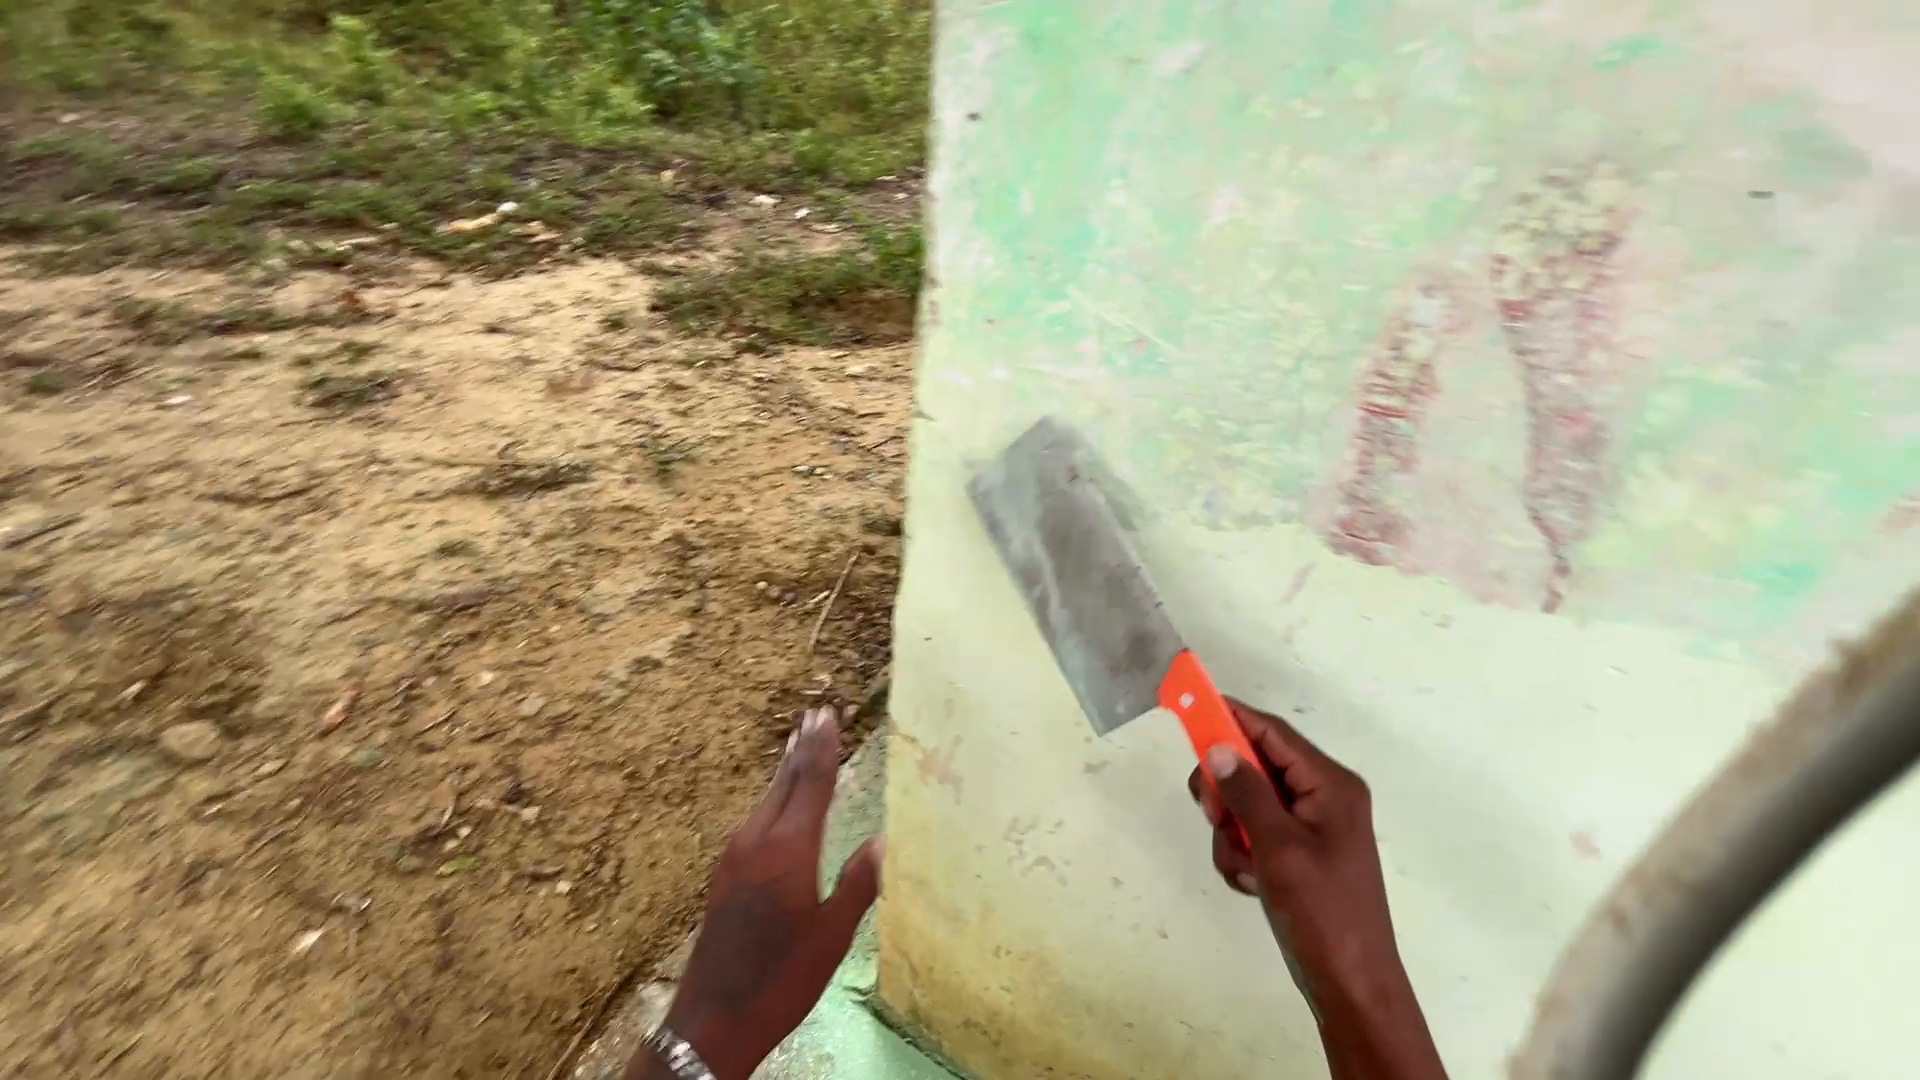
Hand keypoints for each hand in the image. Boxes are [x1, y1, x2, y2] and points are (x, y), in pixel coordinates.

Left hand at [628, 706, 882, 1079]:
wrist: (712, 1020)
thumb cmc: (782, 977)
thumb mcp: (832, 936)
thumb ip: (858, 883)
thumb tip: (884, 840)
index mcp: (789, 849)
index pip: (811, 783)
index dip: (823, 748)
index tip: (829, 715)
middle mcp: (758, 840)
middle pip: (785, 781)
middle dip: (803, 746)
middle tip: (816, 713)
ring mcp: (736, 855)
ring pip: (767, 797)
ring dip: (786, 767)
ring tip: (797, 739)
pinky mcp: (725, 872)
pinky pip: (756, 815)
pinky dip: (773, 793)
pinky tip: (777, 796)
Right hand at [1188, 700, 1445, 1079]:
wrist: (1350, 985)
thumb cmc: (1321, 910)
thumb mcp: (1278, 846)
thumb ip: (1246, 792)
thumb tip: (1216, 748)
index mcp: (1329, 785)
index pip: (1272, 733)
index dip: (1232, 717)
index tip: (1192, 708)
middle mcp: (1319, 796)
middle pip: (1254, 766)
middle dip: (1227, 791)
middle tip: (1213, 815)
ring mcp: (1306, 826)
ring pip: (1245, 802)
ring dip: (1232, 831)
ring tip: (1243, 864)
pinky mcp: (1294, 852)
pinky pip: (1251, 832)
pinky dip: (1241, 853)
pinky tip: (1251, 882)